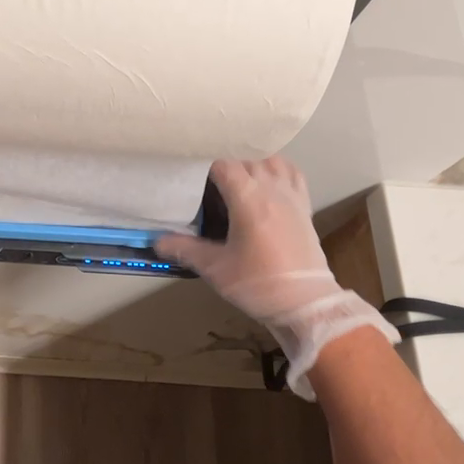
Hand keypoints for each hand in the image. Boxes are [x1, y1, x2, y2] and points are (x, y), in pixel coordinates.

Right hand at [154, 157, 395, 397]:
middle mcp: (272, 188)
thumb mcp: (215, 268)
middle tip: (204, 182)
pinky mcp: (305, 207)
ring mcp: (292, 196)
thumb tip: (157, 242)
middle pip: (245, 159)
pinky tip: (266, 183)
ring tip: (236, 180)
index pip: (222, 164)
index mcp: (248, 197)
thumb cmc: (258, 283)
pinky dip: (278, 170)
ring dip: (252, 163)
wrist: (306, 304)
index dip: (203, 166)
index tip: (188, 177)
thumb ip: (185, 249)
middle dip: (224, 164)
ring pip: (271, 161)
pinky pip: (292, 174)